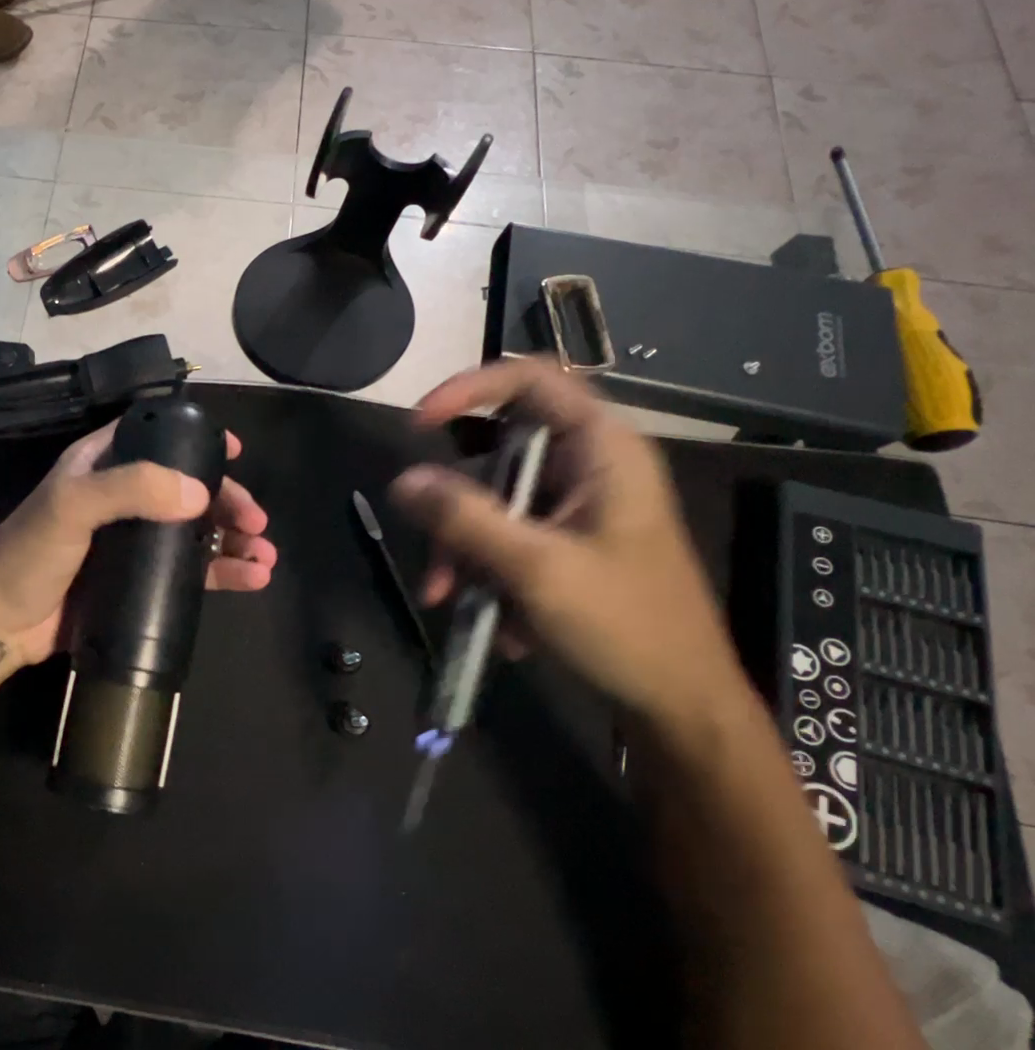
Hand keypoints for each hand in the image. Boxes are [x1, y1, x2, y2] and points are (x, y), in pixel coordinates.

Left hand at [0, 419, 274, 693]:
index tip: (236, 450)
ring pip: (192, 532)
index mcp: (98, 466)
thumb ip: (129, 488)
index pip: (155, 437)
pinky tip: (250, 579)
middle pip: (186, 489)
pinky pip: (186, 573)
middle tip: (257, 521)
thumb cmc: (27, 557)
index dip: (197, 440)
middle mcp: (118, 499)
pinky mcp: (135, 584)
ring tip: (264, 557)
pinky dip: (221, 573)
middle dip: (226, 501)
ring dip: (232, 540)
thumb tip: (200, 493)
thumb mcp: (70, 507)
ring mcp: (129, 544)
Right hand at [388, 359, 749, 730]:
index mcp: (602, 449)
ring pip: (493, 501)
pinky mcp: (569, 542)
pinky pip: (507, 537)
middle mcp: (590, 466)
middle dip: (455, 505)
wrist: (680, 703)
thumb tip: (402, 480)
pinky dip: (487, 571)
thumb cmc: (624, 625)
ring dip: (463, 549)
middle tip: (434, 551)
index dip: (468, 389)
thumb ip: (464, 518)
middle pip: (496, 452)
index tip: (417, 425)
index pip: (529, 380)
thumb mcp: (535, 568)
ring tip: (450, 600)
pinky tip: (496, 622)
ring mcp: (579, 506)